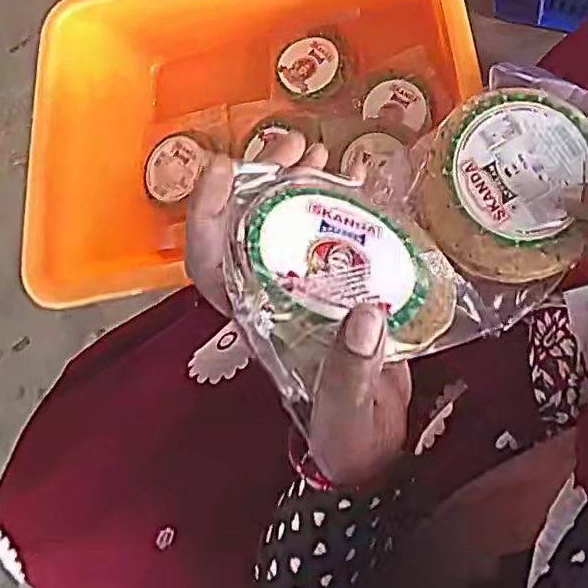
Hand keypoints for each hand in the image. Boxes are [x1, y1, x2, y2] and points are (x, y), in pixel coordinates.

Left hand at [184, 132, 411, 485]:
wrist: (378, 443)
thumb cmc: (349, 436)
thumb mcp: (346, 413)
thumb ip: (350, 372)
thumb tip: (365, 315)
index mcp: (260, 319)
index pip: (213, 263)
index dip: (208, 215)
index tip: (223, 168)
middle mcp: (278, 290)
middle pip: (253, 224)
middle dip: (265, 177)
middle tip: (297, 144)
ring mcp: (312, 279)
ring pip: (291, 218)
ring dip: (300, 178)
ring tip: (322, 150)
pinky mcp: (348, 275)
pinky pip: (340, 224)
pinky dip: (346, 195)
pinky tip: (360, 172)